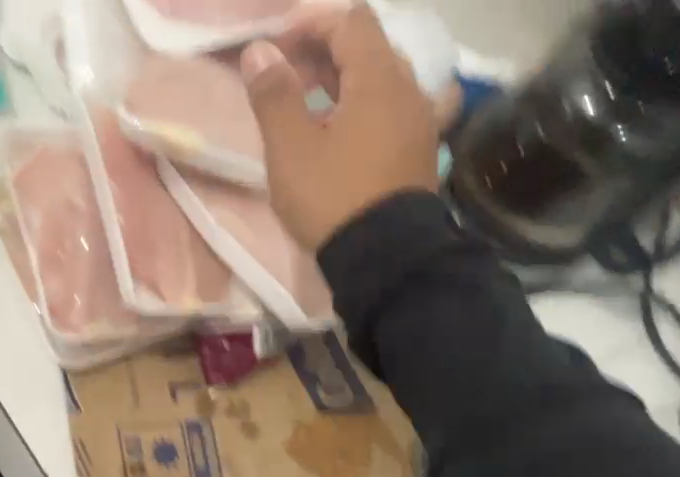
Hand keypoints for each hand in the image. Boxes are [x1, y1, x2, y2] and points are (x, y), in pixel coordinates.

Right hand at [241, 2, 440, 251]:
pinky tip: (361, 120)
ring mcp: (419, 117)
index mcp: (377, 77)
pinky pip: (397, 107)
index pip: (350, 22)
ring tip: (311, 104)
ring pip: (382, 78)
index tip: (275, 45)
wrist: (382, 251)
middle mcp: (408, 86)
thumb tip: (259, 51)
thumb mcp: (290, 148)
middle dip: (324, 51)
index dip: (311, 24)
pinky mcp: (419, 147)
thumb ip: (274, 96)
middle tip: (284, 75)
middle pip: (368, 47)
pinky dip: (371, 103)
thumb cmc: (330, 195)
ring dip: (346, 79)